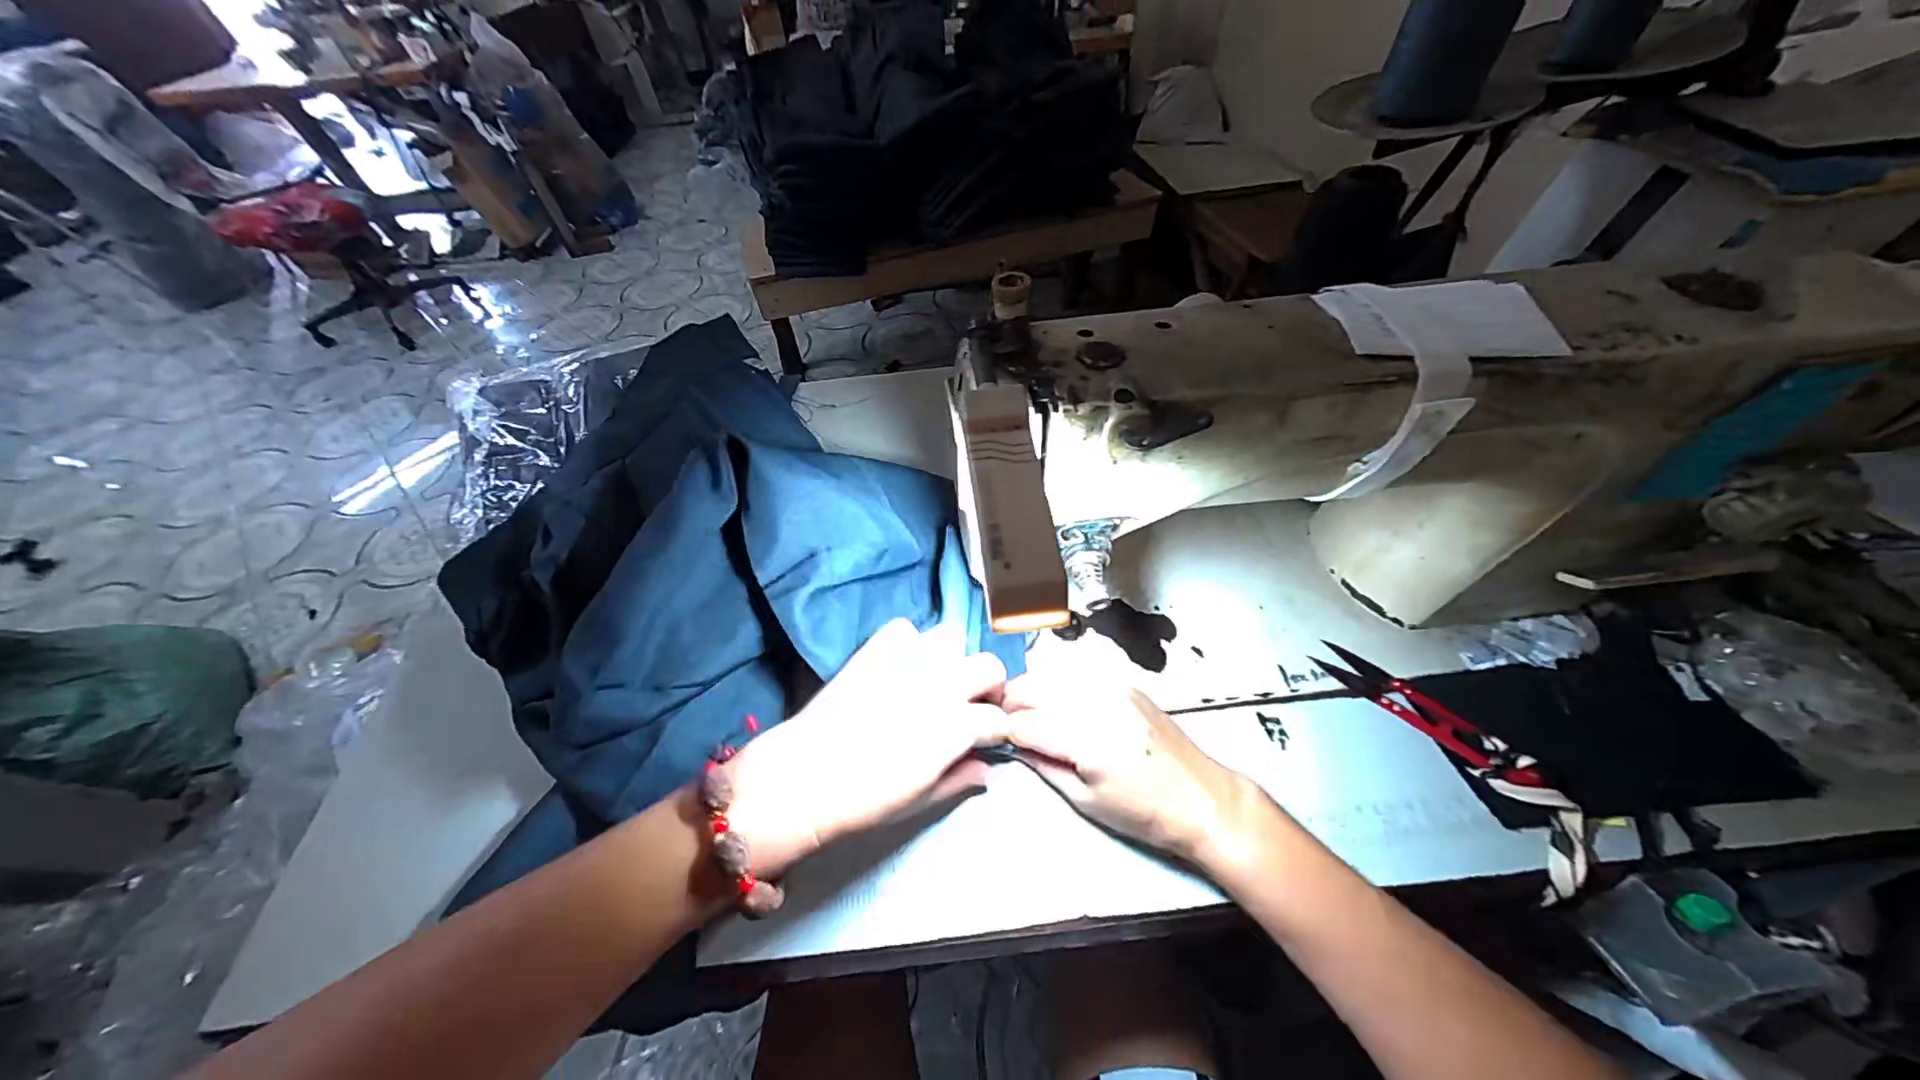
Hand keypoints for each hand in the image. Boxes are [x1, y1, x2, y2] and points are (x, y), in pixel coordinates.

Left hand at [718, 618, 1011, 877]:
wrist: (806, 776)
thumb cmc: (866, 799)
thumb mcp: (921, 799)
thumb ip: (960, 778)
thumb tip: (987, 768)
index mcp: (956, 725)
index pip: (998, 718)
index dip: (998, 730)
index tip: (990, 737)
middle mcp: (941, 684)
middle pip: (989, 666)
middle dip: (988, 686)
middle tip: (972, 704)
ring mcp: (908, 662)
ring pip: (952, 637)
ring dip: (952, 658)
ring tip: (938, 678)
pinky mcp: (875, 650)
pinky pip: (904, 629)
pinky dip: (909, 642)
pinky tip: (902, 664)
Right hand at [999, 674, 1265, 872]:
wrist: (1201, 800)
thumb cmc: (1143, 812)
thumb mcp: (1085, 800)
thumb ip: (1044, 766)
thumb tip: (1016, 745)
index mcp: (1084, 737)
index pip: (1023, 722)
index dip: (1004, 731)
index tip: (998, 739)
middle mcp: (1095, 702)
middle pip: (1033, 687)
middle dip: (1012, 702)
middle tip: (1006, 722)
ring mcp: (1112, 688)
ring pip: (1053, 674)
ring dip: (1034, 690)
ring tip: (1030, 712)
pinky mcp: (1125, 685)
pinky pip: (1079, 676)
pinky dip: (1061, 686)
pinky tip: (1061, 704)